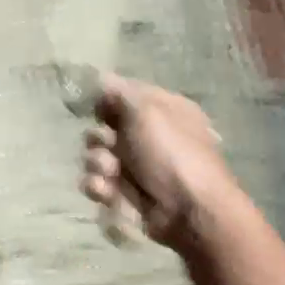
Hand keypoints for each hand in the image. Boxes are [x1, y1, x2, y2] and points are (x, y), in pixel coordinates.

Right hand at [80, 73, 238, 248]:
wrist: (187, 209)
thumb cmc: (171, 153)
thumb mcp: (147, 110)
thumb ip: (120, 92)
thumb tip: (99, 76)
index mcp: (160, 110)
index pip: (123, 96)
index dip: (106, 101)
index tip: (99, 108)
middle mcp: (147, 136)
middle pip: (103, 128)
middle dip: (100, 138)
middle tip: (111, 145)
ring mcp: (135, 167)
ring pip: (96, 158)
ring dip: (98, 165)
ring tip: (112, 174)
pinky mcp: (124, 194)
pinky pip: (96, 184)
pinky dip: (99, 187)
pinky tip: (107, 191)